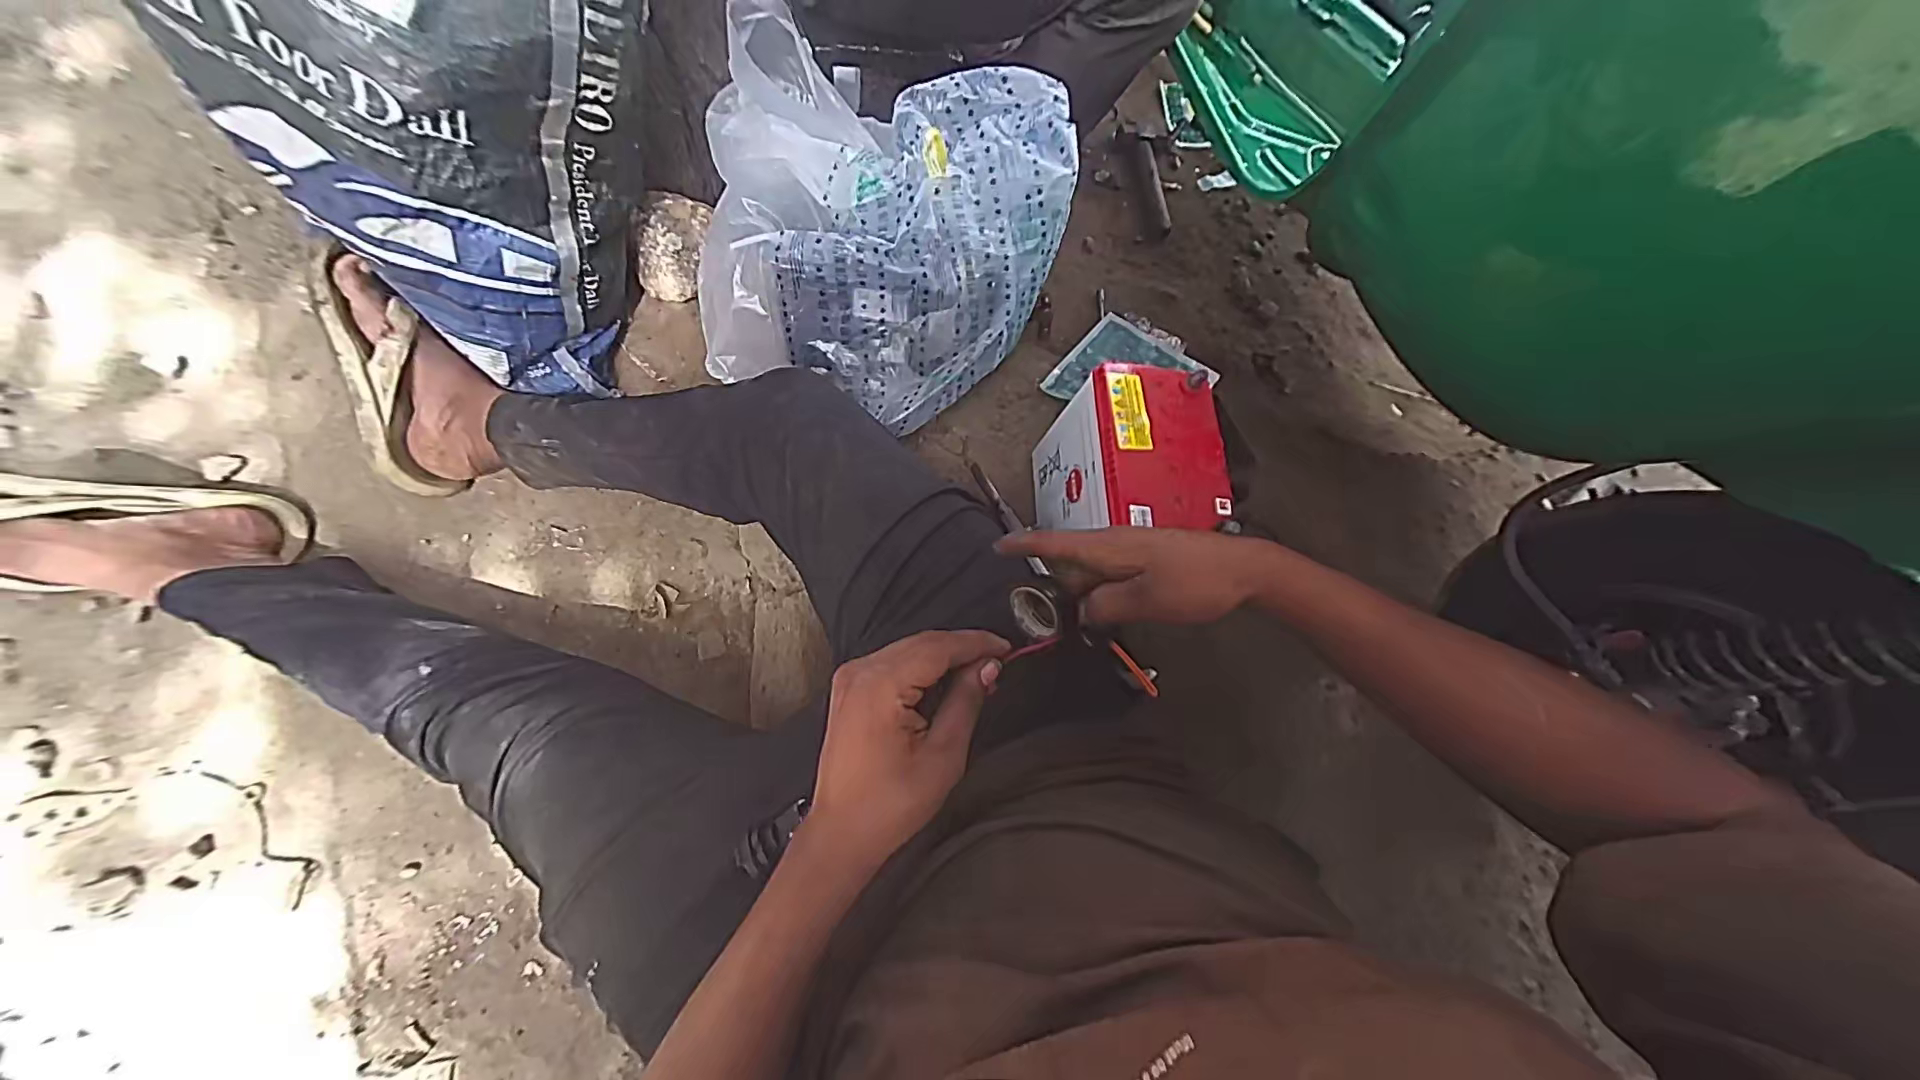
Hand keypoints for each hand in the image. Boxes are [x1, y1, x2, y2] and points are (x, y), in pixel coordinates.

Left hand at [807, 629, 1009, 864]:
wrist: (842, 831)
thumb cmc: (889, 805)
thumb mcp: (943, 755)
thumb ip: (966, 701)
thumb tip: (986, 667)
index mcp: (880, 685)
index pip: (938, 646)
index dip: (976, 643)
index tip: (1004, 647)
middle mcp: (861, 672)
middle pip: (923, 642)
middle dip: (962, 647)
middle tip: (996, 662)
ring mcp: (850, 678)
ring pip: (909, 648)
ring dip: (944, 655)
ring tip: (977, 672)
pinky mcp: (849, 687)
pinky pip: (893, 661)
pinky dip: (922, 665)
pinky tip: (945, 679)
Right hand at [995, 527, 1275, 625]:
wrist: (1246, 569)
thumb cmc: (1196, 582)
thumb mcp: (1146, 600)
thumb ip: (1106, 605)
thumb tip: (1081, 611)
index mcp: (1109, 546)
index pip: (1055, 542)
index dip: (1024, 544)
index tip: (997, 547)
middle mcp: (1115, 542)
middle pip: (1069, 561)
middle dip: (1051, 582)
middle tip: (1038, 612)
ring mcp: (1132, 550)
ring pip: (1090, 570)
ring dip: (1078, 592)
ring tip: (1070, 619)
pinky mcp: (1146, 560)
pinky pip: (1109, 574)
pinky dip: (1098, 592)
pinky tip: (1103, 612)